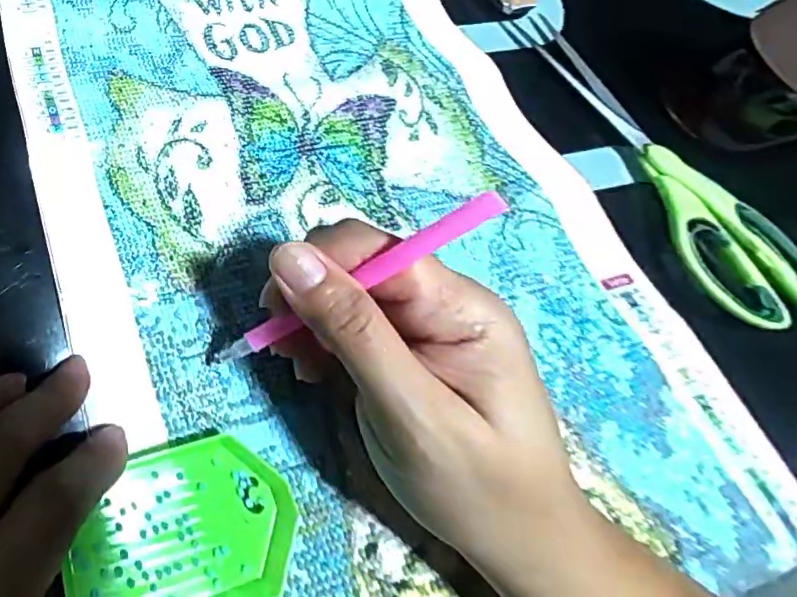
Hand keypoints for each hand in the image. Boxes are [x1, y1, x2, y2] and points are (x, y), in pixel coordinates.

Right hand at [263, 221, 702, 596]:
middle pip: (356, 262)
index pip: (377, 249)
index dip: (320, 264)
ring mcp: (422, 322)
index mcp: (458, 304)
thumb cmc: (477, 488)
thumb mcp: (410, 412)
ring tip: (298, 363)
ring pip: (344, 288)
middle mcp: (440, 299)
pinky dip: (319, 337)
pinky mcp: (402, 345)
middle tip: (282, 341)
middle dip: (309, 291)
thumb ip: (350, 328)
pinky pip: (348, 319)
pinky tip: (312, 369)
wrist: (520, 548)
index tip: (276, 306)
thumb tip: (287, 254)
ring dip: (308, 317)